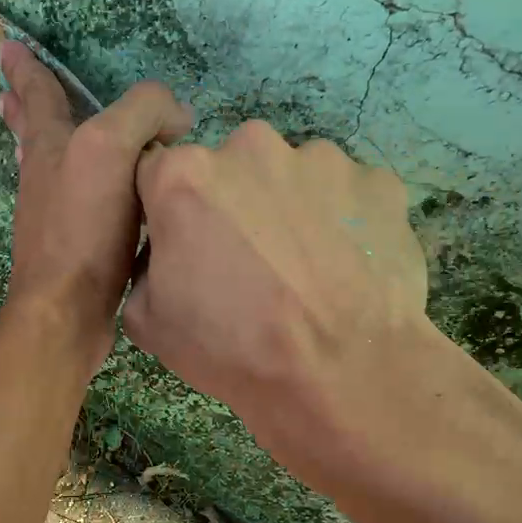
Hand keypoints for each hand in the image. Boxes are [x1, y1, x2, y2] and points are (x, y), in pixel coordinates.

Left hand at [0, 39, 190, 367]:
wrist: (65, 315)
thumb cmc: (82, 231)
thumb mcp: (113, 148)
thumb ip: (144, 113)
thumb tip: (174, 123)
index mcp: (50, 147)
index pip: (40, 94)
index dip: (28, 71)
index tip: (9, 50)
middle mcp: (44, 180)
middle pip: (34, 133)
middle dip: (24, 109)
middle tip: (8, 95)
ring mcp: (52, 220)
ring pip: (54, 172)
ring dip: (52, 151)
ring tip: (54, 140)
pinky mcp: (71, 256)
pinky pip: (82, 212)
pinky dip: (88, 197)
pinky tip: (107, 204)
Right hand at [124, 121, 457, 492]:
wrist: (334, 373)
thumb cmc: (227, 347)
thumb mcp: (145, 321)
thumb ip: (144, 267)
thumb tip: (165, 254)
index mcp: (185, 178)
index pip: (157, 172)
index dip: (164, 210)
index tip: (178, 243)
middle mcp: (251, 149)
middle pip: (228, 167)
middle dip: (229, 204)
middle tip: (240, 263)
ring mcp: (322, 159)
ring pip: (289, 178)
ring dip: (285, 211)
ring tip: (296, 272)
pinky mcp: (377, 181)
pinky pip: (345, 196)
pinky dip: (338, 224)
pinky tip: (338, 271)